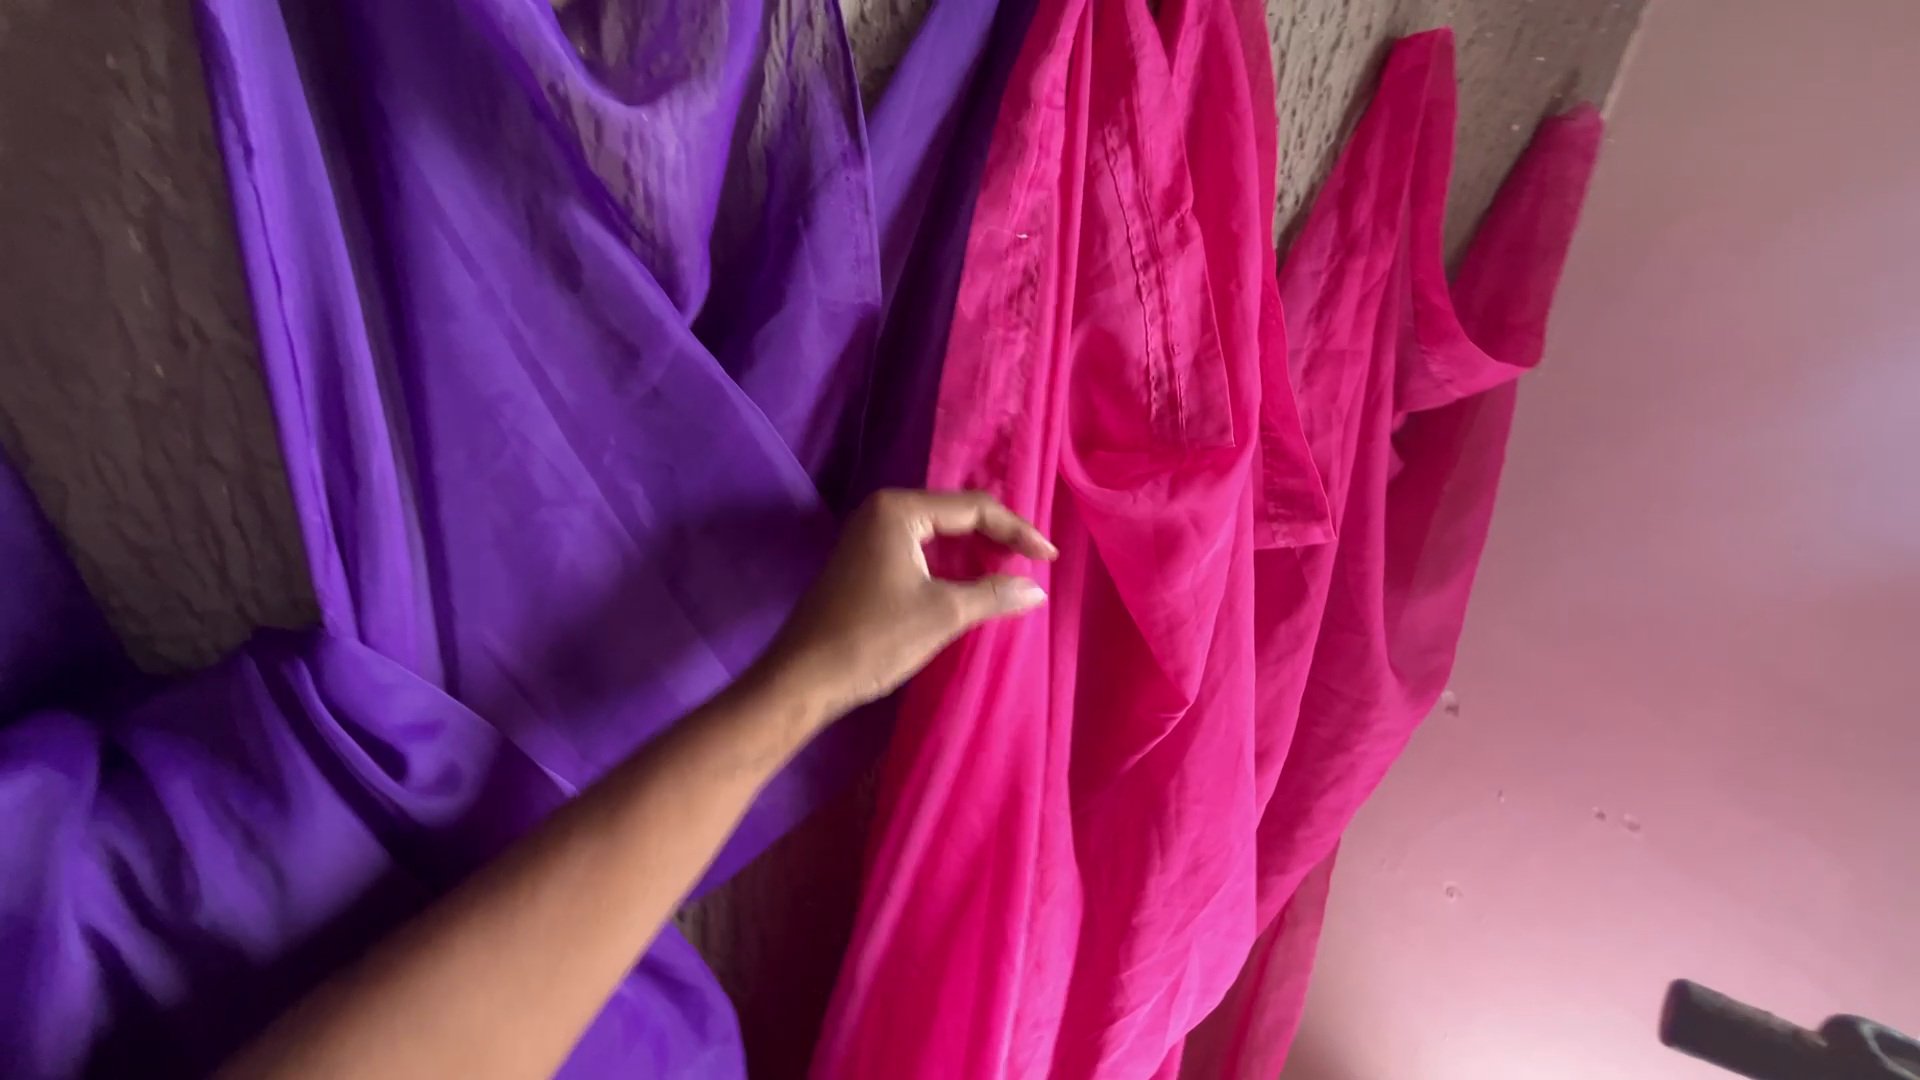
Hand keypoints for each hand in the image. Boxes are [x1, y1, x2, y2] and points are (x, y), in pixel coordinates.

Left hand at [760, 489, 1056, 719]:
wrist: (803, 678)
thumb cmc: (873, 639)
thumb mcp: (942, 613)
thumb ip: (993, 594)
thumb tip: (1036, 588)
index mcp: (900, 510)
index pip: (973, 508)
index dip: (1017, 531)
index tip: (1050, 558)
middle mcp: (883, 510)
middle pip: (955, 515)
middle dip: (996, 538)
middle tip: (1033, 564)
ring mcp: (870, 535)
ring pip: (938, 534)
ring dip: (974, 552)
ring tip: (1010, 573)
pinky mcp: (865, 560)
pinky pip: (920, 550)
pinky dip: (949, 565)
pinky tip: (970, 583)